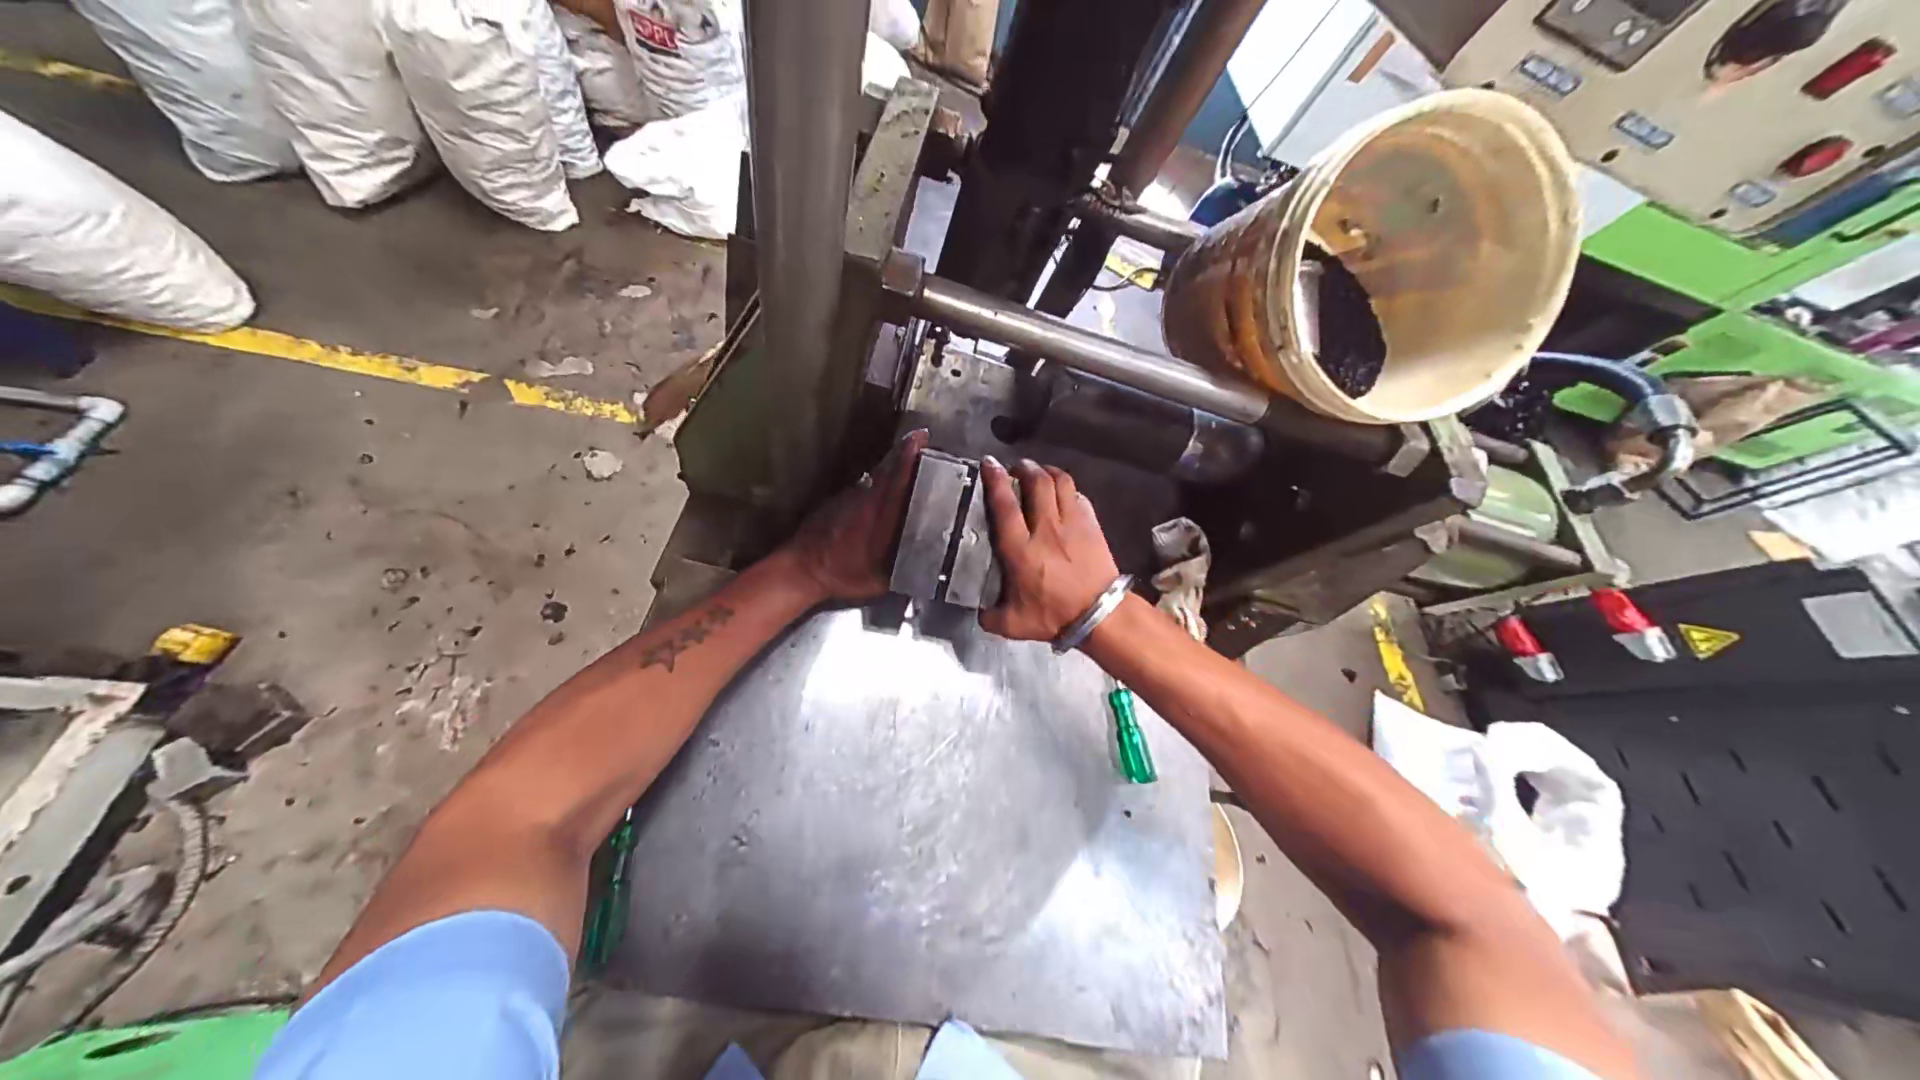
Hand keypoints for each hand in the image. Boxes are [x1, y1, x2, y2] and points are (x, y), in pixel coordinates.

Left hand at [782, 429, 928, 602]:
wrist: (801, 569)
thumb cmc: (841, 577)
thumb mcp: (879, 582)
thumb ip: (903, 570)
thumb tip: (928, 567)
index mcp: (877, 521)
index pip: (896, 483)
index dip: (909, 459)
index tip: (920, 439)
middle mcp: (865, 504)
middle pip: (888, 471)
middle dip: (906, 454)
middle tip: (923, 441)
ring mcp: (849, 499)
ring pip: (877, 477)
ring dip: (893, 467)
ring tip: (912, 459)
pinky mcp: (839, 501)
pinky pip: (866, 487)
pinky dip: (879, 482)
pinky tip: (887, 487)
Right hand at [980, 457, 1120, 641]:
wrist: (1100, 615)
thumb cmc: (1054, 616)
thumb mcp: (1013, 624)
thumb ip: (991, 617)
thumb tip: (980, 613)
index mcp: (1020, 549)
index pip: (1005, 504)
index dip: (996, 480)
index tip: (989, 463)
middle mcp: (1045, 528)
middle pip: (1036, 482)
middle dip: (1024, 467)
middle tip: (1016, 467)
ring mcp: (1072, 523)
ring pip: (1061, 482)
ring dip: (1048, 471)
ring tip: (1040, 472)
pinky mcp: (1092, 525)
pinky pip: (1079, 496)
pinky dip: (1069, 490)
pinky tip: (1064, 494)